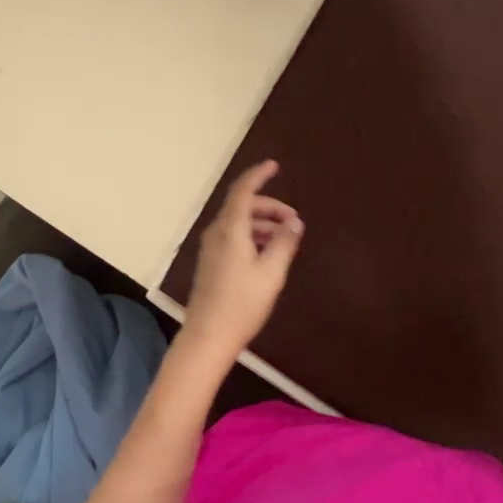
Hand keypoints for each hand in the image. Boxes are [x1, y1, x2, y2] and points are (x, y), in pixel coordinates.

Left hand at [182, 160, 303, 362]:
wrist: (208, 336)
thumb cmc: (242, 303)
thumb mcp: (271, 273)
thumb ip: (284, 243)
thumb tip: (294, 222)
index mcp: (230, 229)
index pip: (243, 191)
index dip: (258, 175)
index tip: (274, 166)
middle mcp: (216, 232)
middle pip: (242, 206)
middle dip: (269, 206)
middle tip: (293, 221)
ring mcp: (211, 247)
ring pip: (238, 222)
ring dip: (262, 223)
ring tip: (285, 239)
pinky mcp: (211, 262)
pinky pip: (233, 236)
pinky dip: (252, 235)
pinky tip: (267, 253)